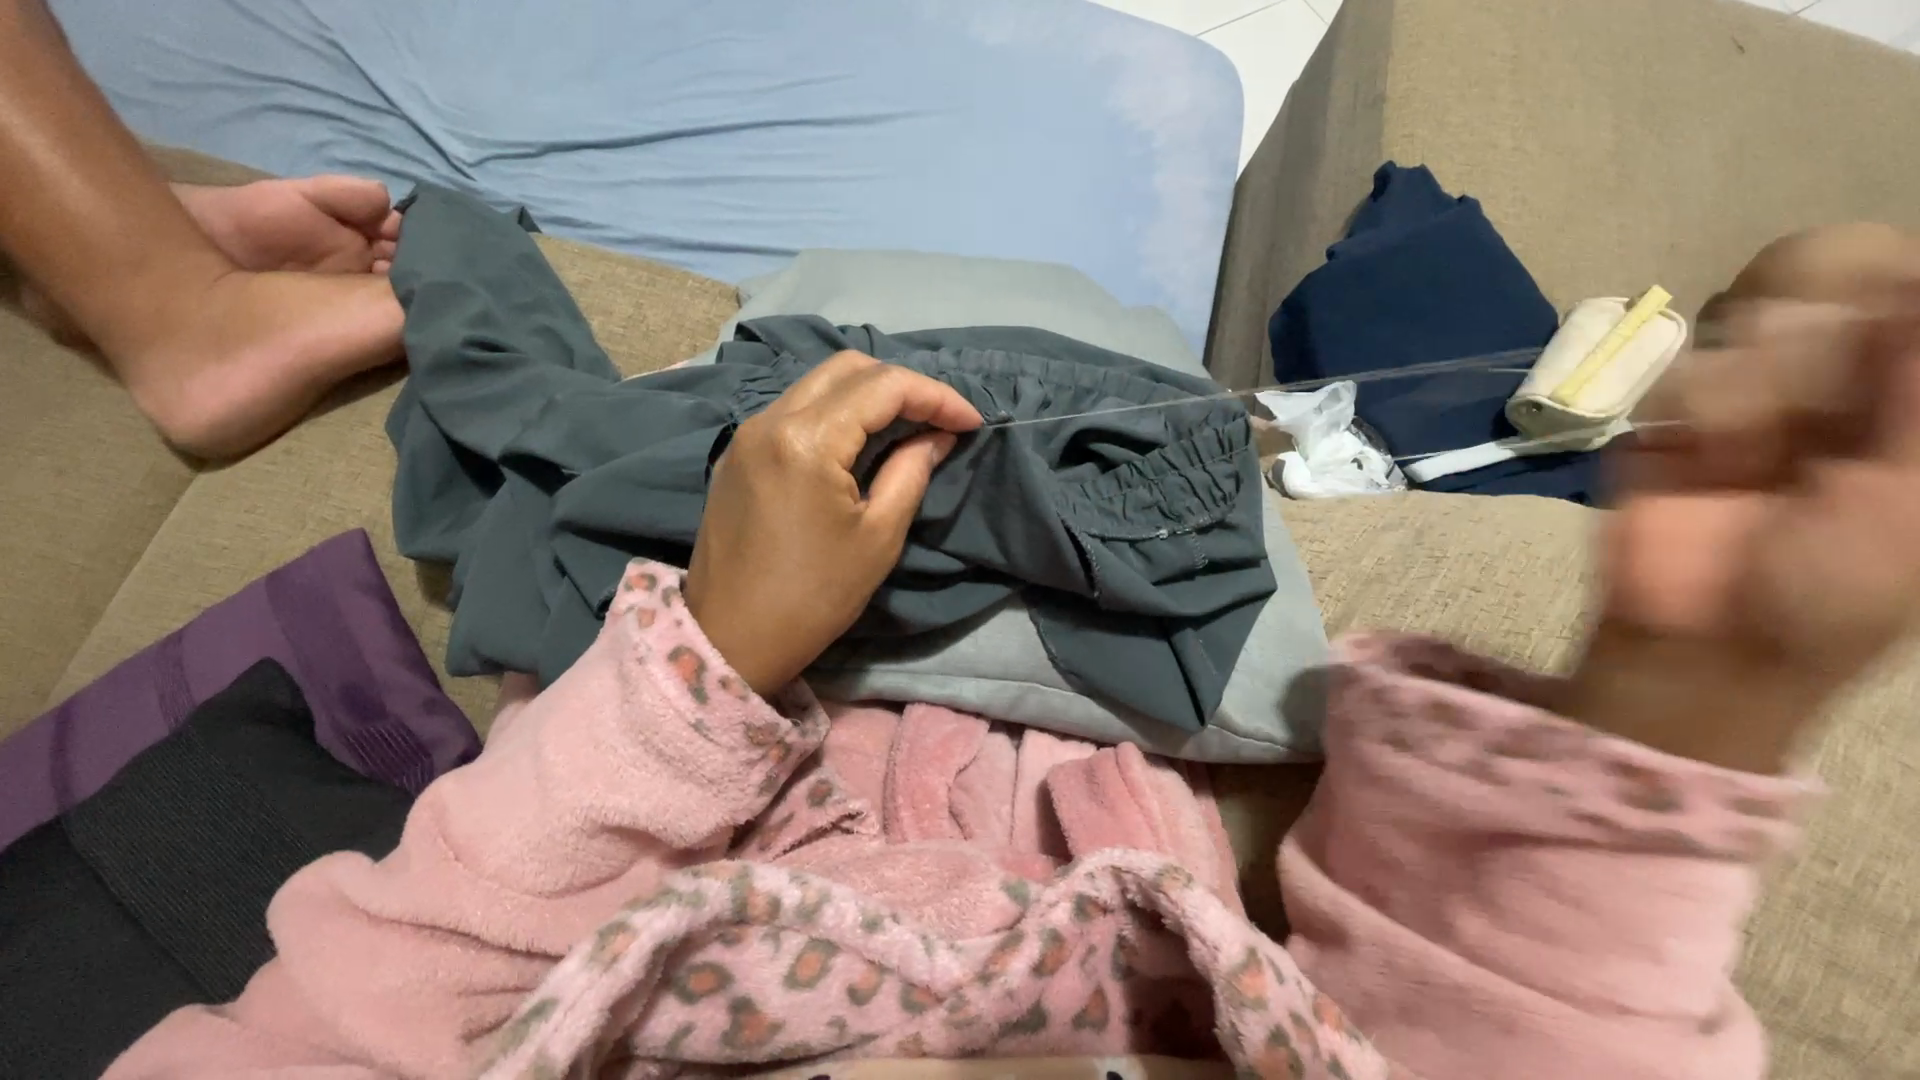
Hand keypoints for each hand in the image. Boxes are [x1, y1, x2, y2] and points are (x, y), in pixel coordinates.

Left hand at [683, 350, 981, 694]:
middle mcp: (770, 418)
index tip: (972, 422)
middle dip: (902, 384)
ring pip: (818, 383)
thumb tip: (937, 434)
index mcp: (807, 439)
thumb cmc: (814, 596)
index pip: (883, 387)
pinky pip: (794, 409)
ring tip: (908, 425)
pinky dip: (835, 410)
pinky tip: (860, 440)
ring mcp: (747, 433)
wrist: (731, 639)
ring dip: (868, 393)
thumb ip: (911, 471)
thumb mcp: (878, 536)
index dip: (936, 396)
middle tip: (939, 419)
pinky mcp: (737, 453)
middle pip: (847, 368)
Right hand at [1564, 294, 1919, 771]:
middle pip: (1831, 262)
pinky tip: (1706, 455)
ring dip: (1757, 386)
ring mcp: (1748, 383)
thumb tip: (1906, 295)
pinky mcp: (1667, 409)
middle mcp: (1841, 365)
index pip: (1906, 280)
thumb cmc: (1839, 582)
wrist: (1704, 631)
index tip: (1884, 335)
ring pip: (1753, 306)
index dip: (1894, 292)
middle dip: (1819, 336)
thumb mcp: (1914, 491)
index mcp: (1908, 384)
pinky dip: (1697, 408)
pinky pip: (1685, 363)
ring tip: (1751, 451)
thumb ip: (1918, 390)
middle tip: (1818, 411)